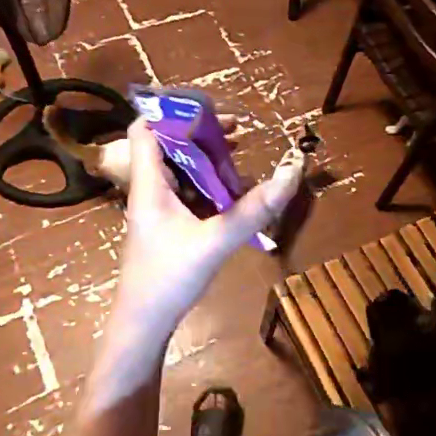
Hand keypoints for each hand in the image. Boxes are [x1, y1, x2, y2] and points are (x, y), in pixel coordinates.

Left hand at [108, 121, 299, 338]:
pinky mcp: (169, 225)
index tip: (211, 112)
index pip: (146, 130)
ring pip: (181, 169)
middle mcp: (151, 190)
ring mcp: (159, 208)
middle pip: (169, 146)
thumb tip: (291, 174)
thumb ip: (253, 210)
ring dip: (208, 160)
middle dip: (202, 135)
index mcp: (149, 185)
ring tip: (240, 156)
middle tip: (238, 132)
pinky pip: (189, 191)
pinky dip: (210, 184)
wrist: (144, 323)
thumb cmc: (169, 278)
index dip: (172, 113)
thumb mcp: (216, 241)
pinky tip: (234, 193)